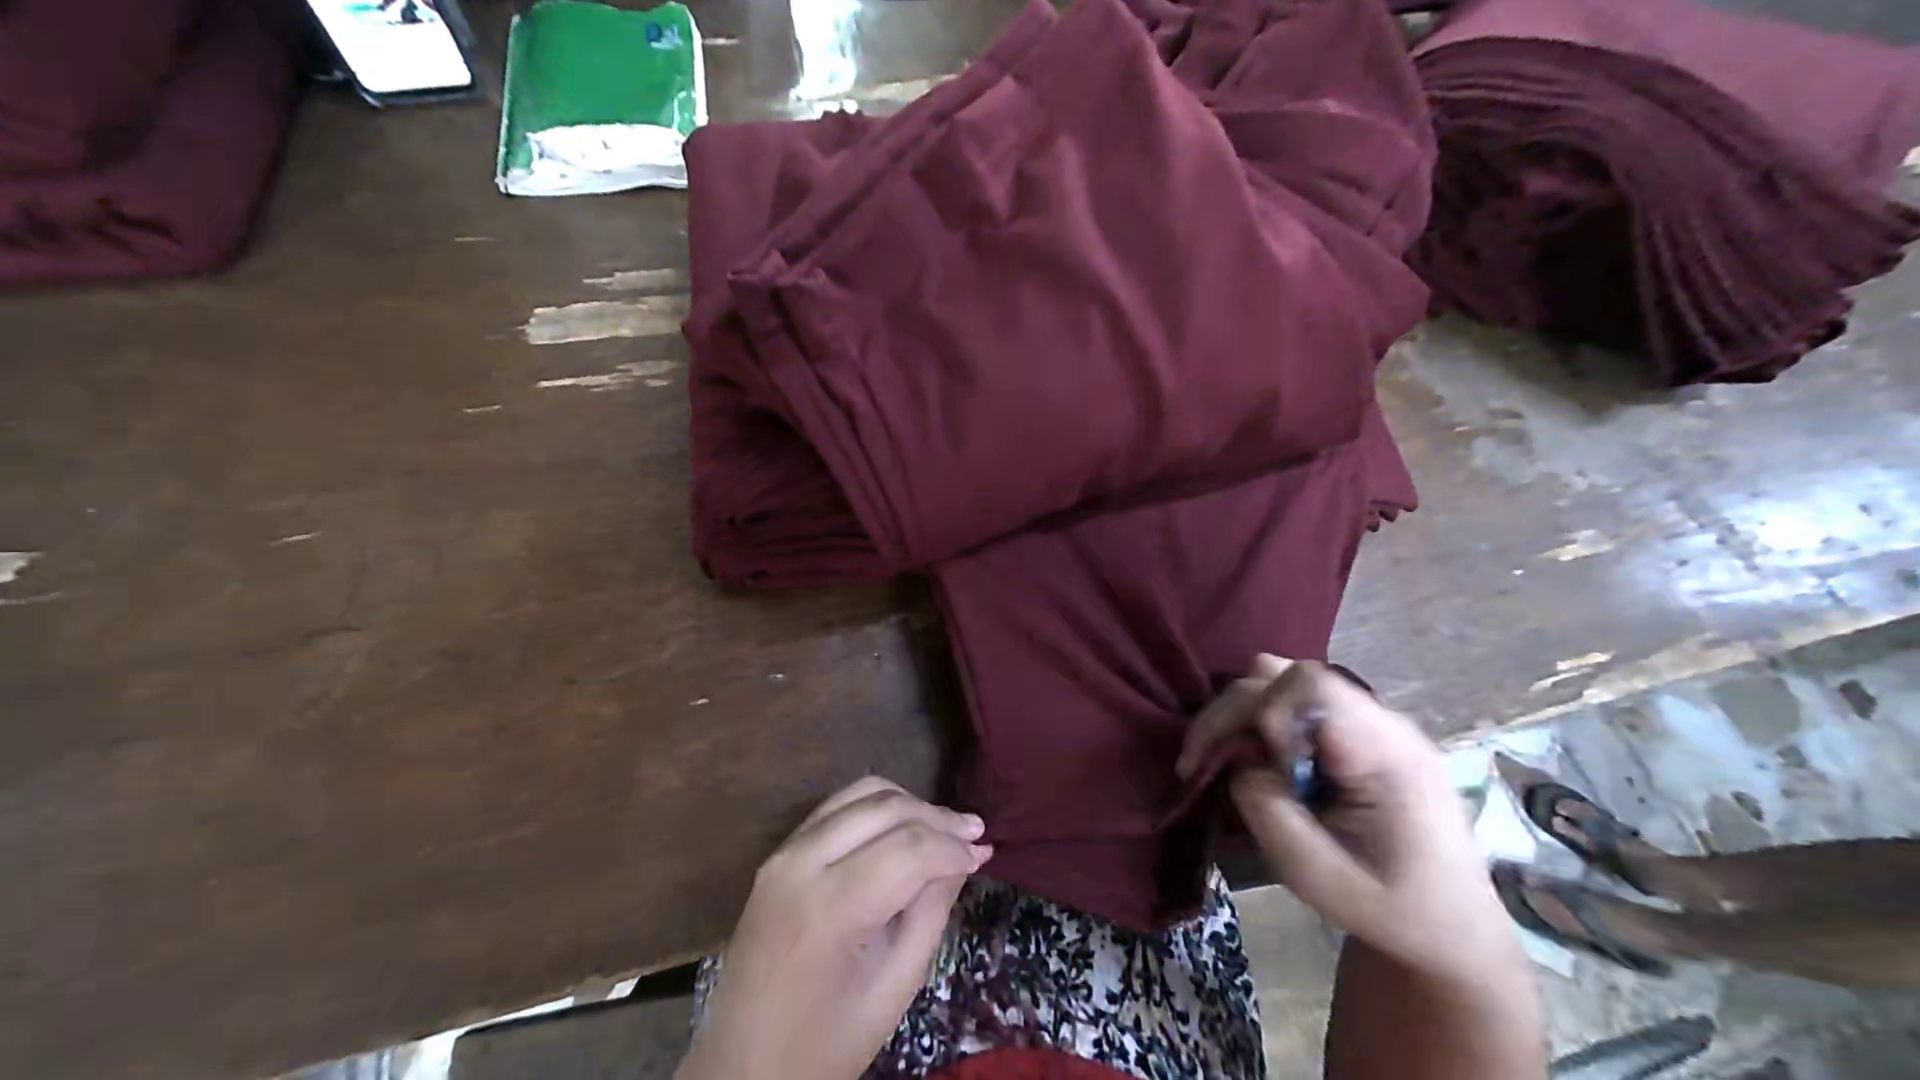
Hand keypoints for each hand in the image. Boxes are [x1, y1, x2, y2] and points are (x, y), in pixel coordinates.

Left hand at [678, 777, 990, 1079]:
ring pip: (860, 794)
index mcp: (828, 908)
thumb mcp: (894, 990)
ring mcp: (783, 852)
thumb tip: (964, 858)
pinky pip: (837, 807)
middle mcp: (800, 862)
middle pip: (884, 808)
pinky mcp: (778, 853)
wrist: (740, 1067)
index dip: (952, 846)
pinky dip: (877, 807)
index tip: (985, 854)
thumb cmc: (823, 1045)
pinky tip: (904, 827)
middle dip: (936, 816)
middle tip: (976, 832)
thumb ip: (931, 913)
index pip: (907, 849)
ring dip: (908, 803)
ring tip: (945, 828)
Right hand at [1177, 656, 1514, 982]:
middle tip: (1198, 763)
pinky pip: (1291, 700)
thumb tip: (1237, 758)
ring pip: (1281, 679)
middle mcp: (1379, 721)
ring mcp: (1367, 721)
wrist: (1451, 926)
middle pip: (1285, 674)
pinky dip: (1256, 720)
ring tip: (1226, 760)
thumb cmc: (1391, 910)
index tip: (1258, 769)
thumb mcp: (1319, 878)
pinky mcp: (1352, 729)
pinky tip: (1254, 760)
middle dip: (1232, 713)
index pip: (1310, 685)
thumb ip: (1267, 809)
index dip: (1266, 713)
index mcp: (1387, 752)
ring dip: (1241, 714)